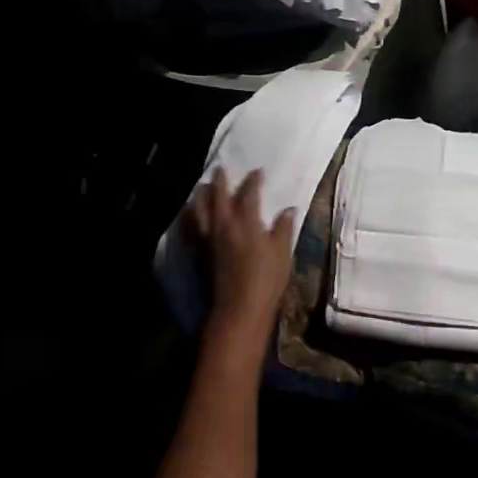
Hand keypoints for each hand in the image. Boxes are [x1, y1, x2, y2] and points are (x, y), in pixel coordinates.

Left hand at [187, 168, 294, 331]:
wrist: (239, 309)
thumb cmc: (266, 281)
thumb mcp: (282, 254)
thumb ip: (283, 229)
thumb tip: (288, 210)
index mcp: (246, 222)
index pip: (248, 193)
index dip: (253, 180)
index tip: (257, 172)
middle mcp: (224, 225)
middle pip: (218, 195)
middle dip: (220, 180)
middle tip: (221, 168)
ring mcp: (209, 238)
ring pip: (200, 208)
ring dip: (202, 194)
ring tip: (203, 186)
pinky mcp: (200, 251)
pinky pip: (190, 228)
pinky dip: (189, 216)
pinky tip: (189, 214)